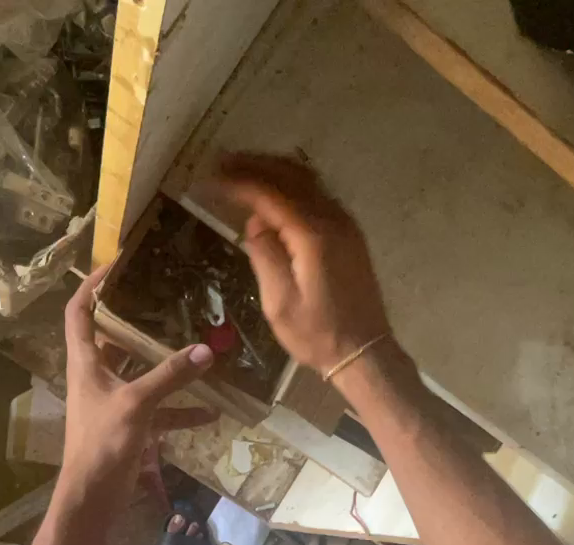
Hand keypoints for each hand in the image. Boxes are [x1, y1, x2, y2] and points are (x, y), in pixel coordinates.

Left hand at [60, 263, 215, 503]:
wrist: (92, 497)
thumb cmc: (102, 443)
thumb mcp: (136, 404)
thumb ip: (170, 376)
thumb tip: (206, 350)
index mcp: (85, 362)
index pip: (80, 311)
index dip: (93, 285)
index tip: (118, 265)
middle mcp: (98, 376)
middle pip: (116, 339)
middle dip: (141, 321)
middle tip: (172, 301)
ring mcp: (114, 401)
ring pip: (143, 374)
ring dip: (169, 366)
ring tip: (199, 348)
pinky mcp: (130, 426)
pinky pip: (159, 410)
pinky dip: (181, 410)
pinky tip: (211, 412)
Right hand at [212, 153, 392, 371]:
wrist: (363, 352)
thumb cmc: (317, 335)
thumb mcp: (279, 303)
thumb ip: (264, 257)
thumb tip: (254, 225)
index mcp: (313, 235)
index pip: (269, 193)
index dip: (237, 182)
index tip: (209, 177)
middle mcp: (333, 219)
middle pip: (290, 175)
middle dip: (253, 166)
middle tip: (220, 163)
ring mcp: (345, 224)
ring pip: (307, 180)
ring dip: (273, 170)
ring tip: (241, 171)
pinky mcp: (349, 234)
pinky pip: (318, 194)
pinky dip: (291, 185)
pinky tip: (273, 194)